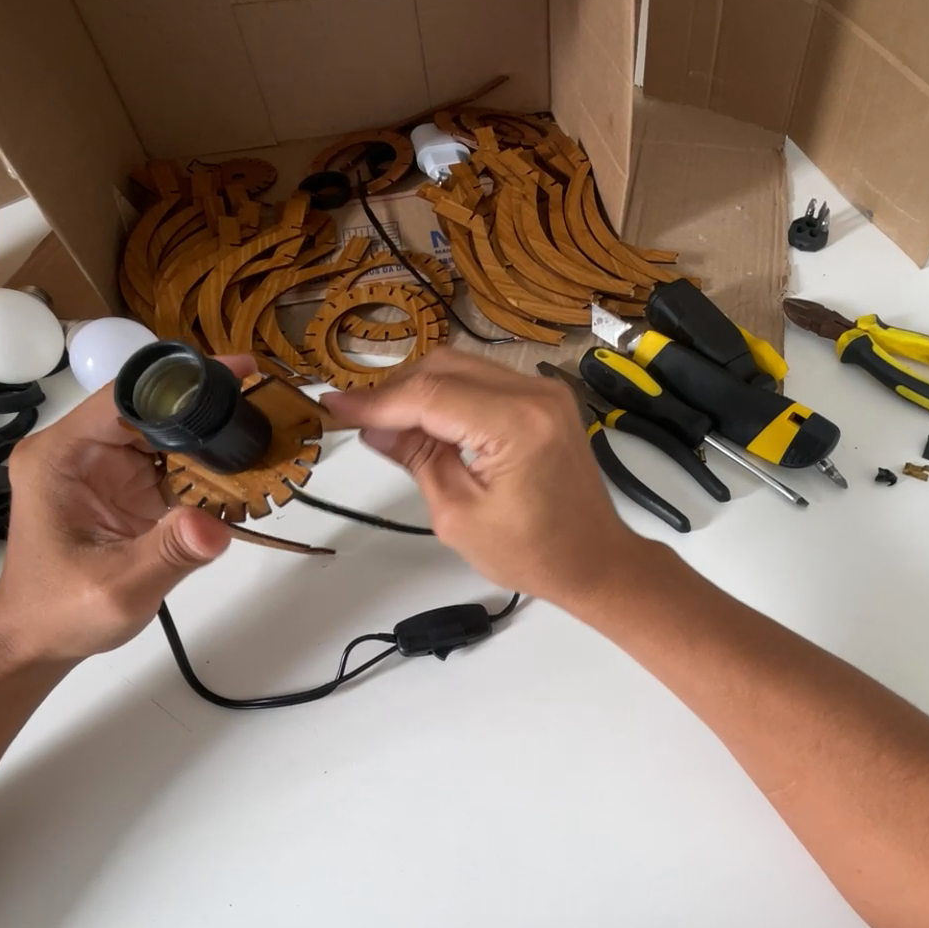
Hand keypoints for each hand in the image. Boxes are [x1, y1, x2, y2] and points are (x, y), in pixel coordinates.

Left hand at [0, 358, 243, 662]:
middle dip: (209, 407)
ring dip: (213, 436)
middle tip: (266, 409)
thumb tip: (218, 527)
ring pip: (169, 433)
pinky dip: (209, 466)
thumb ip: (168, 555)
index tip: (240, 374)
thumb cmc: (60, 612)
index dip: (183, 381)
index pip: (127, 397)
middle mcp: (82, 451)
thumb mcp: (117, 588)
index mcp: (63, 456)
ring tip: (264, 434)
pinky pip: (174, 462)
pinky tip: (244, 470)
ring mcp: (105, 468)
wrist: (37, 639)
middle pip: (153, 409)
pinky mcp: (127, 487)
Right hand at [322, 348, 653, 604]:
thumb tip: (373, 428)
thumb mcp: (458, 514)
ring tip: (389, 426)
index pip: (430, 396)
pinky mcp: (548, 400)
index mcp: (517, 425)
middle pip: (445, 367)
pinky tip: (428, 423)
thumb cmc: (533, 553)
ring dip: (421, 391)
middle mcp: (536, 394)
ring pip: (463, 367)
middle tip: (359, 421)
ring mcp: (546, 391)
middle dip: (396, 391)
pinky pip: (485, 381)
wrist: (595, 560)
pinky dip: (450, 395)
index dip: (376, 401)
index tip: (333, 407)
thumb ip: (416, 460)